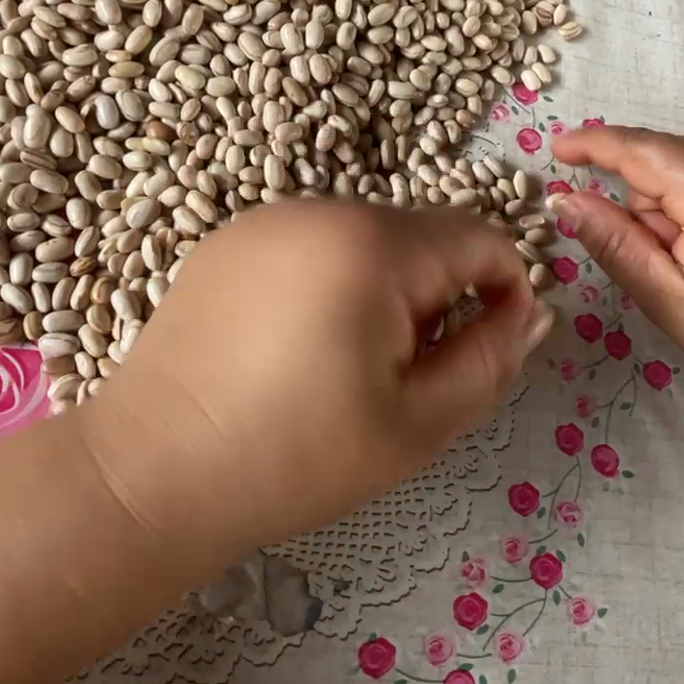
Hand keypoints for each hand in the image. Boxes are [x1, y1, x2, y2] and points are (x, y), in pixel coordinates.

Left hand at [73, 200, 554, 568]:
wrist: (151, 474)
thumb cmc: (295, 458)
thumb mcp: (418, 423)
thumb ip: (491, 360)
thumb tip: (532, 313)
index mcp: (373, 244)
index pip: (480, 238)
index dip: (505, 292)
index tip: (483, 352)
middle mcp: (320, 209)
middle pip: (423, 238)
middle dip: (438, 297)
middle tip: (404, 376)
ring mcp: (266, 219)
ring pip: (367, 243)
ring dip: (385, 292)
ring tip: (345, 367)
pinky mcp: (228, 242)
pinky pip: (312, 248)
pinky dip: (331, 285)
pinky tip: (295, 349)